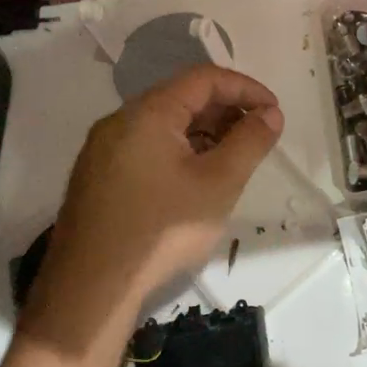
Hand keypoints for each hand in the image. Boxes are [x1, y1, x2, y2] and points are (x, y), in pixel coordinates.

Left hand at [17, 65, 281, 366]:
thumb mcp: (220, 183)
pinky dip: (180, 152)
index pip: (204, 78)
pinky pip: (146, 148)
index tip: (274, 112)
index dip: (245, 88)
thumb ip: (250, 141)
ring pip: (163, 126)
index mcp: (147, 113)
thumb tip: (270, 113)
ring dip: (204, 133)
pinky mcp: (98, 178)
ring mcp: (103, 151)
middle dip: (226, 111)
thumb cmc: (163, 230)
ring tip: (234, 161)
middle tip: (258, 137)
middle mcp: (119, 122)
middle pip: (181, 98)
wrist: (92, 288)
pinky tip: (196, 182)